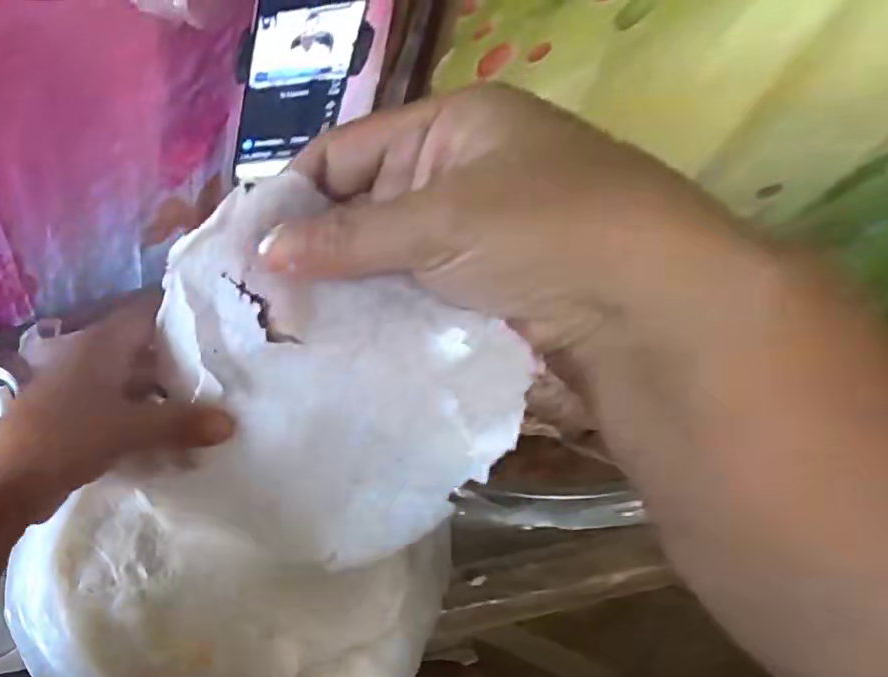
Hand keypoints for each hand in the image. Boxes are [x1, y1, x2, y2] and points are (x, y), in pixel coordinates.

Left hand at [0, 292, 234, 526]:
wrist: (7, 481)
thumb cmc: (67, 437)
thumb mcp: (129, 429)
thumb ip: (179, 424)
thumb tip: (231, 423)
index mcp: (101, 343)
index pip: (150, 314)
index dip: (185, 319)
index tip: (222, 332)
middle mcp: (91, 359)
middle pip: (145, 355)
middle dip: (181, 370)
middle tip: (224, 383)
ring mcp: (81, 392)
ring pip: (133, 389)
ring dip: (164, 404)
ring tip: (206, 418)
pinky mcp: (76, 422)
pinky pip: (119, 417)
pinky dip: (144, 428)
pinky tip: (171, 446)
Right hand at [257, 85, 781, 379]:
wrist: (640, 306)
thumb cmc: (546, 230)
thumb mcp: (441, 220)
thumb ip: (348, 236)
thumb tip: (265, 250)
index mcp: (446, 129)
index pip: (344, 152)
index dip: (292, 193)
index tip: (247, 242)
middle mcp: (444, 177)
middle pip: (351, 208)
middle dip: (306, 249)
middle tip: (254, 293)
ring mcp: (451, 238)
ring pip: (369, 259)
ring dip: (330, 288)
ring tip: (278, 321)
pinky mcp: (458, 290)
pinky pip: (394, 295)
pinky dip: (362, 313)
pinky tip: (325, 336)